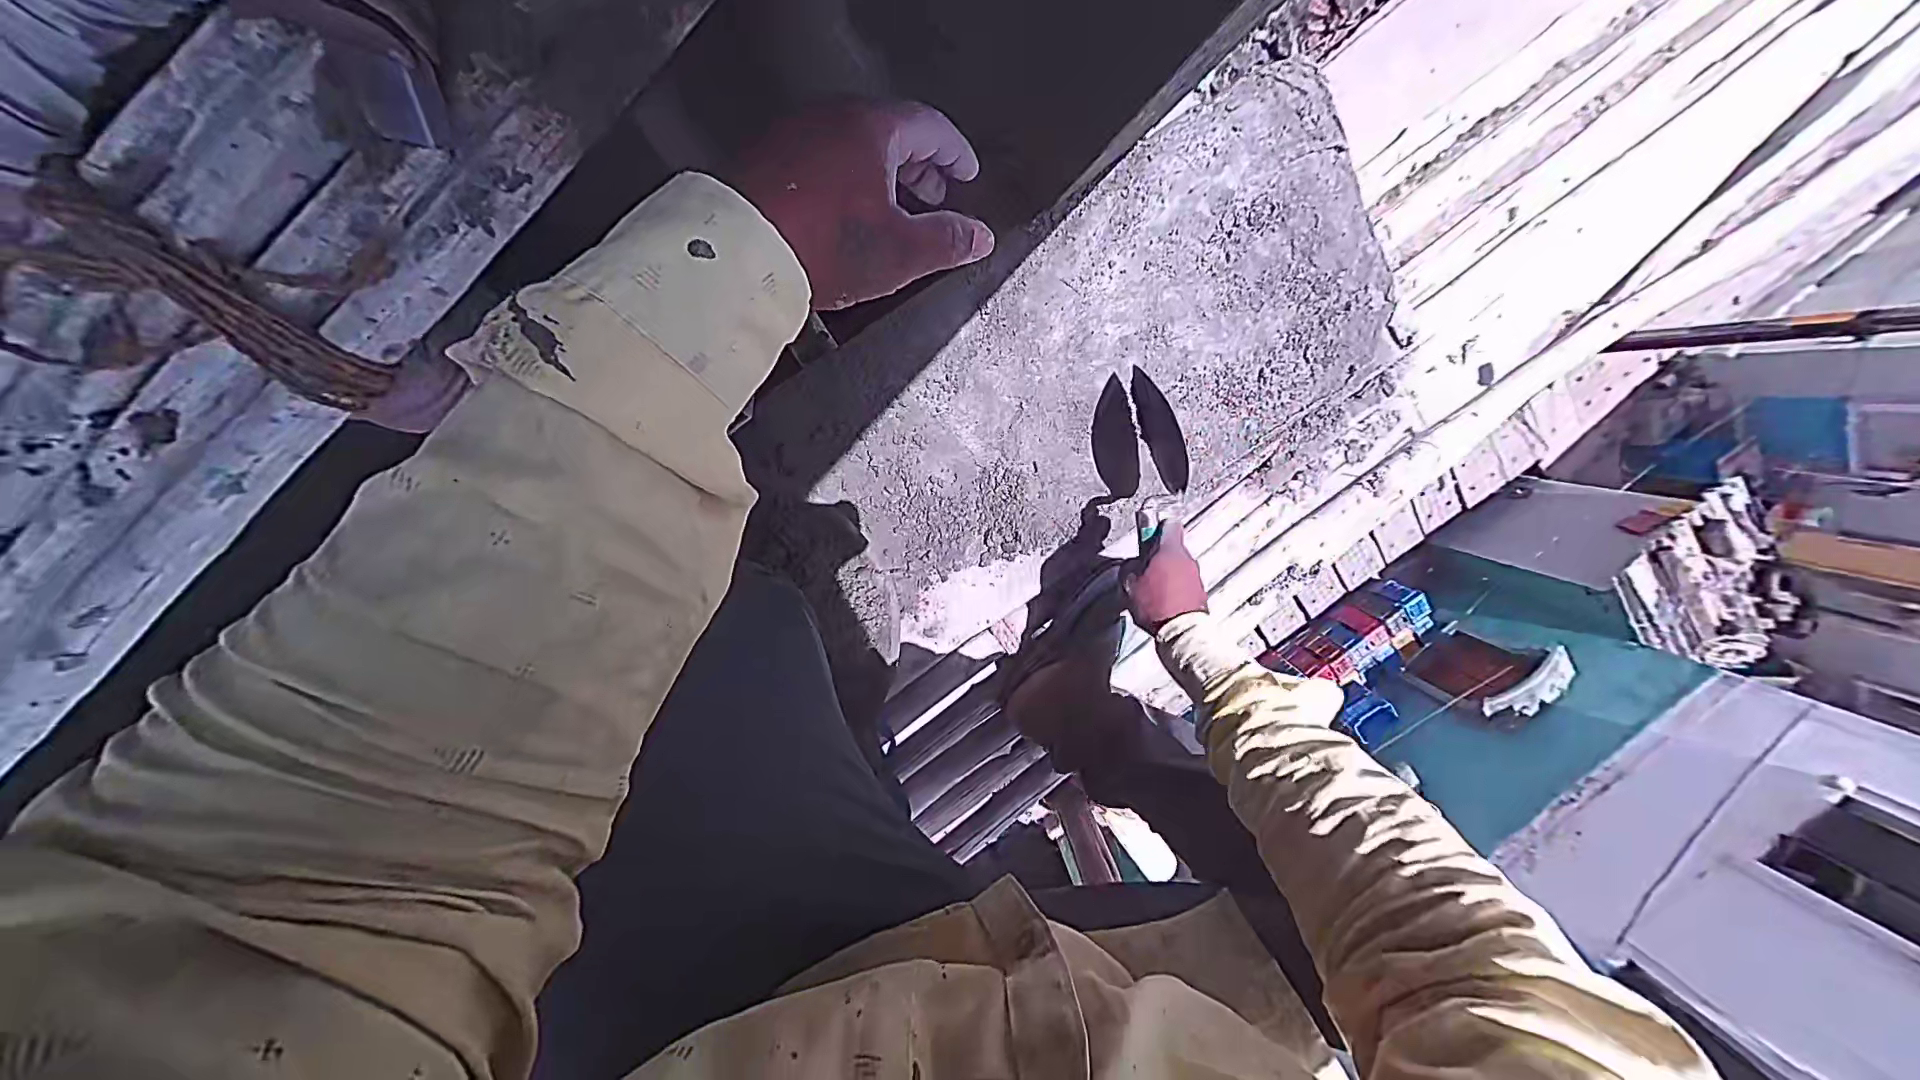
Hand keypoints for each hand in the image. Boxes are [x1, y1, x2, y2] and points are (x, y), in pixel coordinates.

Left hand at [727, 100, 994, 309]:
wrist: (742, 257)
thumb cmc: (820, 246)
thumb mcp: (901, 251)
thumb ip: (947, 240)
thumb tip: (978, 236)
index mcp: (870, 129)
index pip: (930, 127)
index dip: (955, 153)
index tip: (965, 170)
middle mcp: (829, 120)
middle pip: (889, 133)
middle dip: (919, 166)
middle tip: (934, 193)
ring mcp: (794, 138)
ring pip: (852, 148)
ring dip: (880, 177)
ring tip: (892, 211)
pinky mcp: (768, 163)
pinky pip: (821, 165)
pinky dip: (845, 184)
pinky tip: (846, 217)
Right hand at [1124, 524, 1207, 631]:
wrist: (1181, 631)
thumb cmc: (1155, 605)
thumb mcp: (1129, 584)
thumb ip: (1130, 567)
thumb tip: (1132, 564)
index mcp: (1169, 550)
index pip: (1169, 523)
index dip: (1156, 526)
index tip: (1147, 533)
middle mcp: (1186, 558)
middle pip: (1173, 546)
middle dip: (1159, 554)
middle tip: (1144, 567)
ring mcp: (1195, 575)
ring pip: (1179, 564)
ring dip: (1167, 571)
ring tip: (1152, 587)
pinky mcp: (1200, 591)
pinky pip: (1184, 581)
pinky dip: (1175, 586)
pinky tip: (1162, 599)